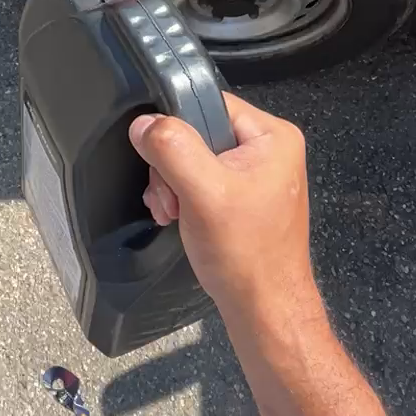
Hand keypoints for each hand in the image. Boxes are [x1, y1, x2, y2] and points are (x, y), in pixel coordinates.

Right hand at [129, 92, 315, 321]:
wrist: (264, 312)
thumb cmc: (244, 253)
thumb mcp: (202, 192)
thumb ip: (171, 148)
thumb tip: (142, 123)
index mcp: (272, 135)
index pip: (208, 103)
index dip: (177, 126)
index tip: (163, 161)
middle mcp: (269, 148)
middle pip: (198, 131)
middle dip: (172, 164)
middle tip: (169, 198)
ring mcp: (257, 174)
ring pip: (194, 156)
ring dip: (173, 183)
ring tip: (172, 212)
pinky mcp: (245, 196)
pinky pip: (201, 177)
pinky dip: (183, 195)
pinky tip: (177, 216)